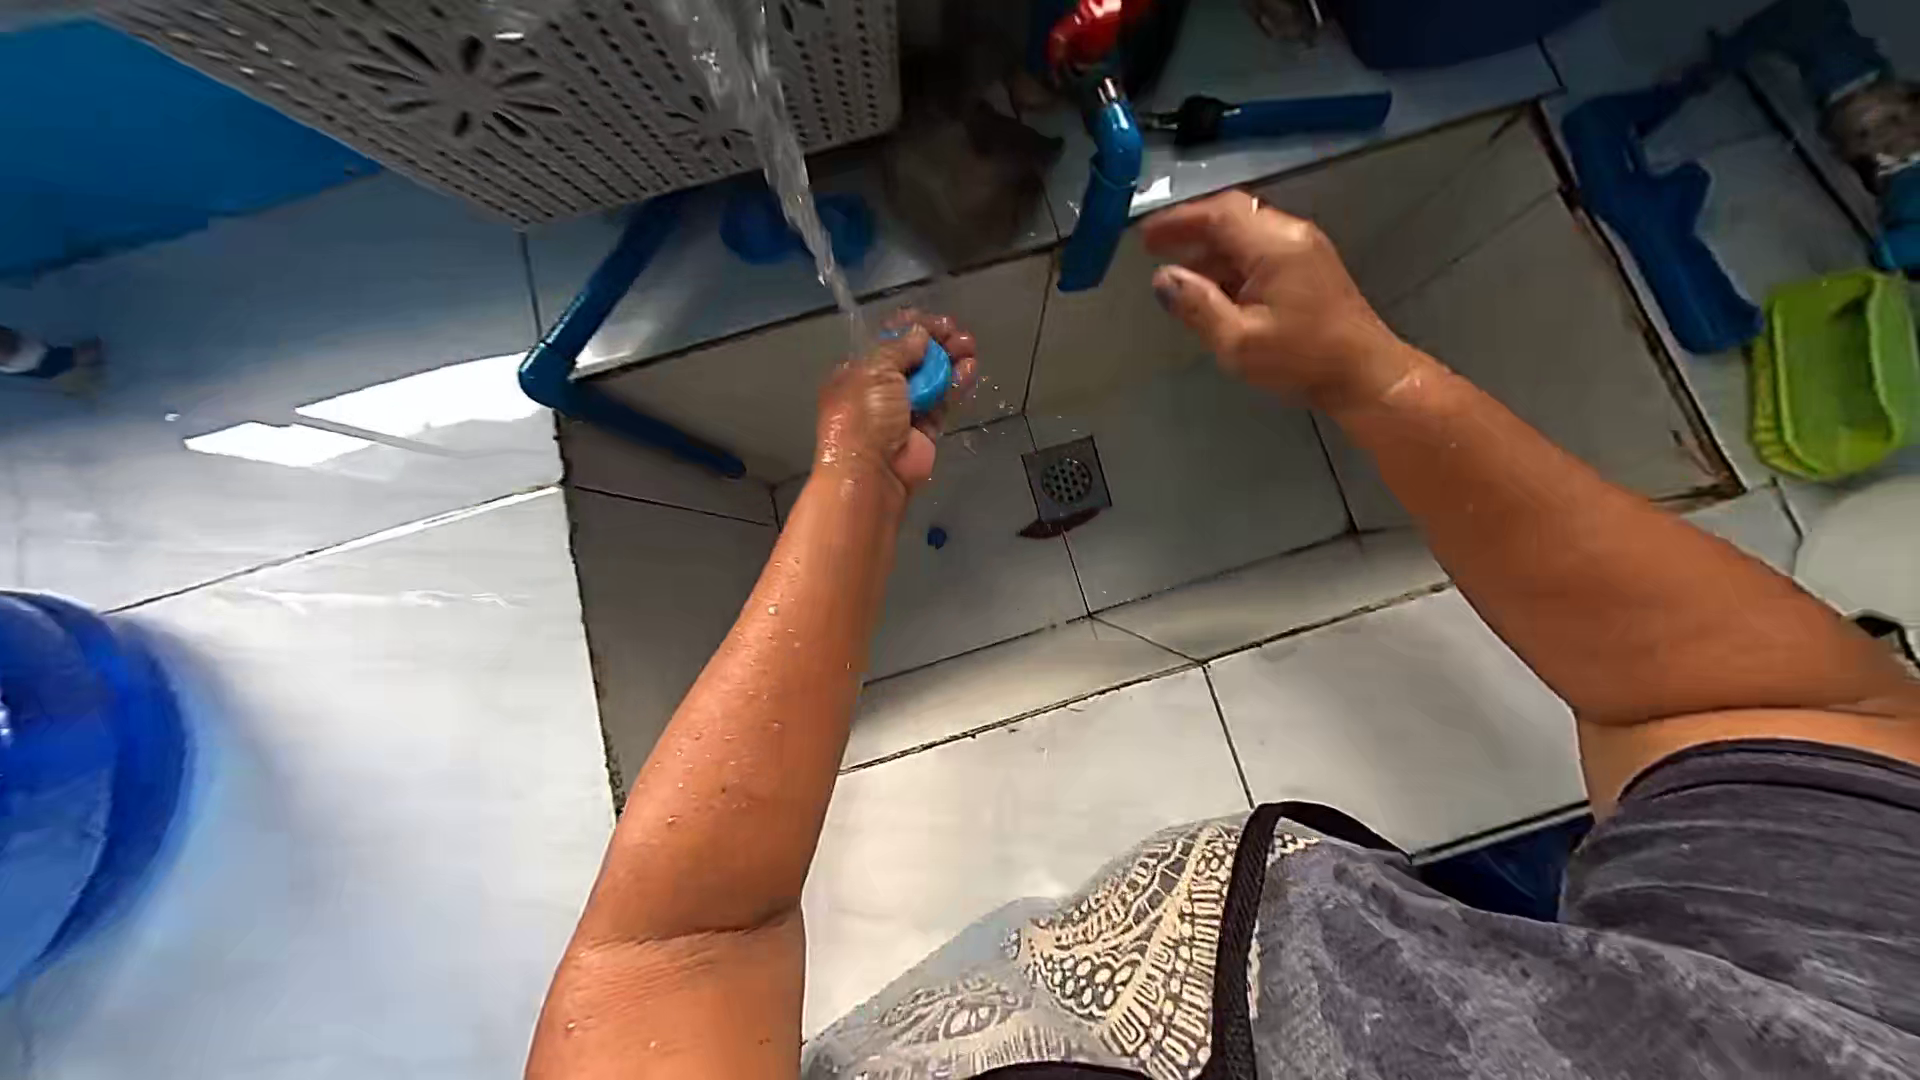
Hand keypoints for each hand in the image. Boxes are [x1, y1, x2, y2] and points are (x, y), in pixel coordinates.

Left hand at [815, 314, 976, 492]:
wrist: (872, 473)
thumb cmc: (864, 416)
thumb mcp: (875, 371)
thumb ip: (900, 348)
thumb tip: (920, 334)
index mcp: (858, 373)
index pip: (887, 343)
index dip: (912, 329)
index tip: (936, 323)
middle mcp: (879, 390)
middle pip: (913, 359)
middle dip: (936, 344)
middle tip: (958, 333)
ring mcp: (904, 411)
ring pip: (931, 379)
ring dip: (950, 361)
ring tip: (970, 348)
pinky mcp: (926, 429)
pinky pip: (943, 401)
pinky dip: (955, 384)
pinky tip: (970, 370)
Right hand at [1141, 190, 1426, 412]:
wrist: (1362, 375)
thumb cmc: (1300, 360)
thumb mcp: (1238, 340)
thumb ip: (1197, 306)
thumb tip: (1162, 278)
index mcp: (1275, 246)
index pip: (1219, 214)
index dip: (1178, 220)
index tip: (1144, 234)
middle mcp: (1290, 237)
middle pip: (1233, 218)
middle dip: (1190, 230)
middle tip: (1153, 247)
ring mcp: (1302, 251)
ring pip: (1245, 237)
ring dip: (1208, 250)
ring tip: (1175, 274)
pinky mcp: (1306, 270)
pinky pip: (1257, 255)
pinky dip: (1226, 265)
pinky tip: (1209, 289)